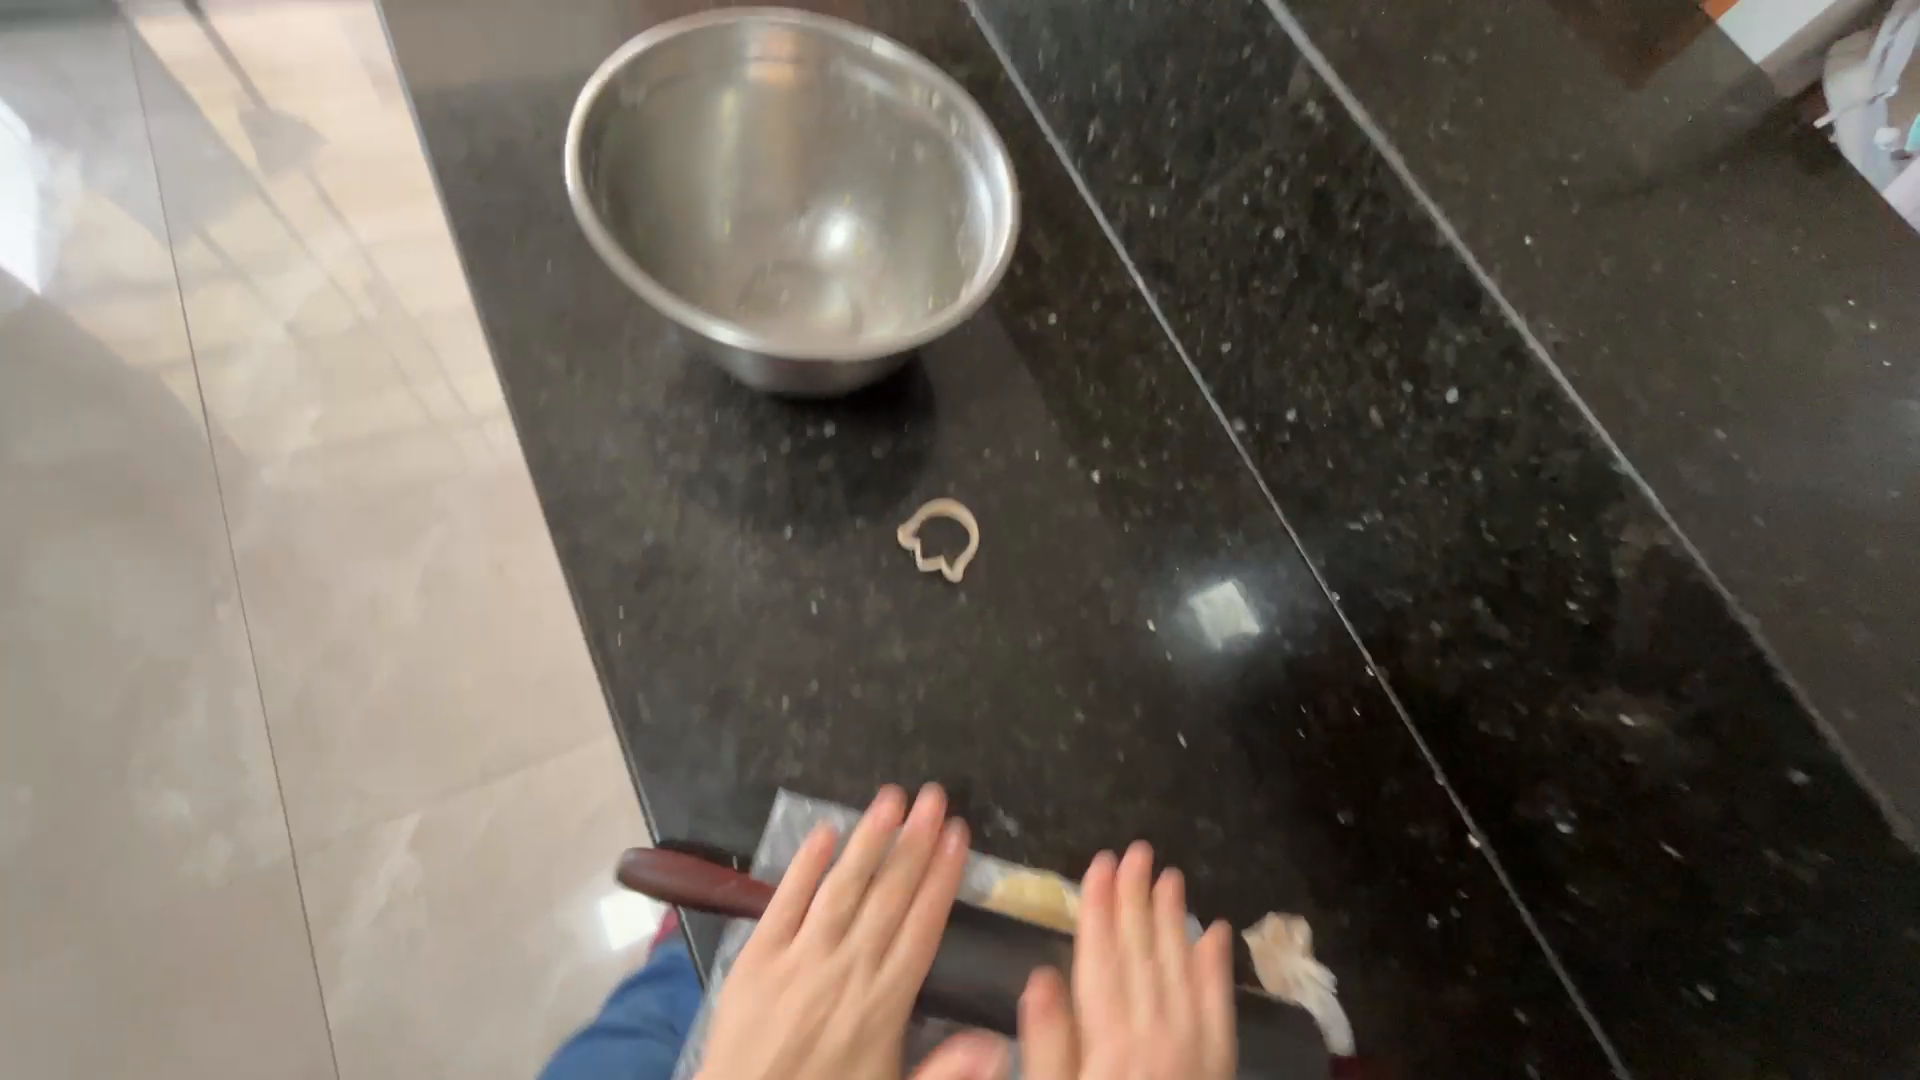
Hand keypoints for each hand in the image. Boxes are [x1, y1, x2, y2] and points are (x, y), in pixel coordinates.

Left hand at [698, 785, 1007, 1079]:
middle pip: (889, 894)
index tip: (959, 833)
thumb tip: (1000, 1043)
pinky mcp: (756, 958)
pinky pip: (784, 903)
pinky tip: (825, 830)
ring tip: (891, 798)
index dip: (943, 875)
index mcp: (884, 1001)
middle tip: (934, 796)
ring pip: (844, 887)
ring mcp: (799, 958)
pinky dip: (805, 865)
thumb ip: (946, 1071)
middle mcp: (848, 967)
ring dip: (870, 839)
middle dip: (915, 841)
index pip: (923, 924)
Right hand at [1018, 842, 1237, 1079]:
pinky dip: (1218, 967)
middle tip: (1138, 850)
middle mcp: (1154, 1036)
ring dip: (1174, 918)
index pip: (1100, 959)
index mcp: (1108, 1044)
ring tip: (1171, 875)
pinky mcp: (1220, 1064)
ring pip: (1180, 969)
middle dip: (1137, 896)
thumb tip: (1040, 975)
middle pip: (1142, 954)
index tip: (1100, 862)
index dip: (1099, 907)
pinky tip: (1218, 932)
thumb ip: (1047, 1045)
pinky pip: (1220, 1008)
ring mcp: (1193, 1049)